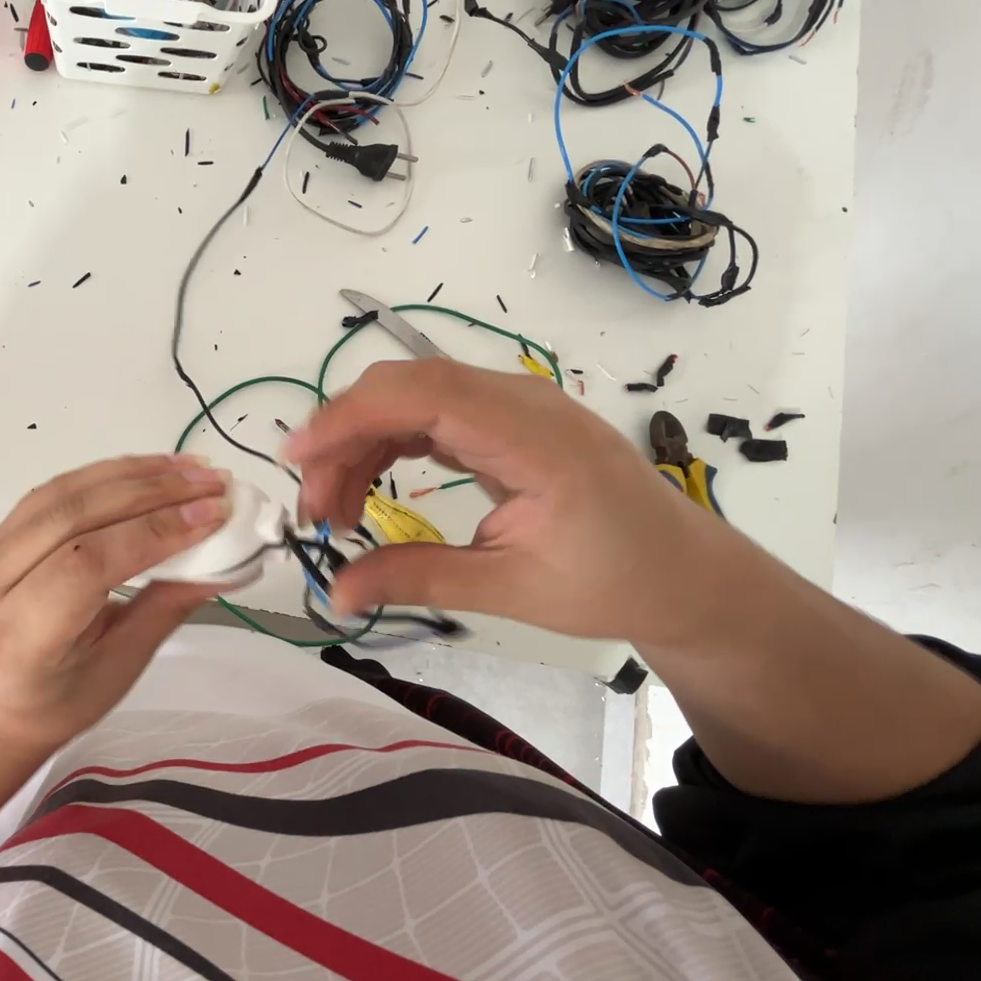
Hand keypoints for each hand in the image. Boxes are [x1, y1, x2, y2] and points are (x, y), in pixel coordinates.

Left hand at [0, 454, 233, 747]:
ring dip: (134, 474)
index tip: (214, 513)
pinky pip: (56, 490)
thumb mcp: (121, 665)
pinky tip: (151, 470)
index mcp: (15, 638)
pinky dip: (108, 474)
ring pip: (64, 492)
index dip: (153, 532)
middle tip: (213, 483)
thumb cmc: (63, 698)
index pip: (85, 565)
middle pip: (73, 516)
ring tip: (191, 469)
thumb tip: (228, 562)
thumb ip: (166, 606)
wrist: (1, 698)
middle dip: (151, 493)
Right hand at [284, 358, 745, 643]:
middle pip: (404, 386)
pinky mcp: (501, 419)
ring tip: (335, 511)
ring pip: (406, 396)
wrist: (686, 574)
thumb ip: (418, 579)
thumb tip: (335, 593)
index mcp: (537, 438)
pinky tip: (366, 489)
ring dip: (357, 445)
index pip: (423, 396)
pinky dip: (383, 445)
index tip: (294, 458)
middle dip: (342, 438)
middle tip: (315, 509)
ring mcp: (512, 404)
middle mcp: (521, 402)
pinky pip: (424, 413)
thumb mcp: (513, 590)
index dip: (349, 417)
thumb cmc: (616, 583)